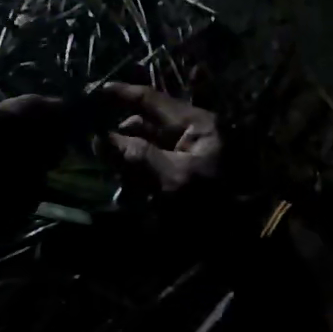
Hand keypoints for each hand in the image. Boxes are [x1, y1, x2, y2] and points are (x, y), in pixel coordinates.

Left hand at [0, 94, 72, 264]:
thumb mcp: (31, 182)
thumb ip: (44, 152)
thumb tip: (55, 140)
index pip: (37, 104)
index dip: (60, 114)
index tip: (75, 126)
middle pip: (14, 110)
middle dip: (38, 124)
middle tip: (55, 143)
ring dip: (16, 132)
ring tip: (31, 155)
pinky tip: (5, 160)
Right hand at [88, 82, 223, 194]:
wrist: (244, 238)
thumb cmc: (213, 205)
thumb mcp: (173, 179)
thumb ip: (136, 156)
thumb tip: (100, 138)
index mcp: (196, 123)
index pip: (150, 100)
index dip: (119, 95)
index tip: (89, 93)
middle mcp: (192, 132)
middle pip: (145, 125)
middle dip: (121, 137)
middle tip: (96, 150)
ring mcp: (188, 154)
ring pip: (146, 147)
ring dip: (129, 159)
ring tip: (116, 175)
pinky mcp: (184, 175)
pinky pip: (153, 166)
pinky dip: (139, 174)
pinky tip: (133, 189)